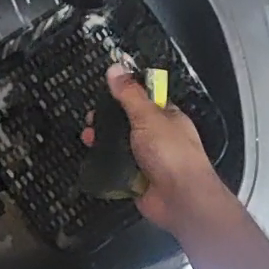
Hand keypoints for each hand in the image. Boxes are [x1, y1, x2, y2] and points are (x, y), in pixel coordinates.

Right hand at [83, 65, 234, 235]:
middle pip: (128, 123)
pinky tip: (93, 159)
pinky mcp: (137, 179)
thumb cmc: (172, 154)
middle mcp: (158, 137)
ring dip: (104, 142)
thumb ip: (130, 94)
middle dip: (108, 120)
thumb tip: (116, 68)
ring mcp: (148, 160)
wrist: (181, 199)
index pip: (145, 99)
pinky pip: (117, 169)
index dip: (125, 93)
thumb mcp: (148, 117)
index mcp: (167, 117)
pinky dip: (106, 165)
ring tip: (87, 138)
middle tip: (90, 119)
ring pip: (121, 146)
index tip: (104, 90)